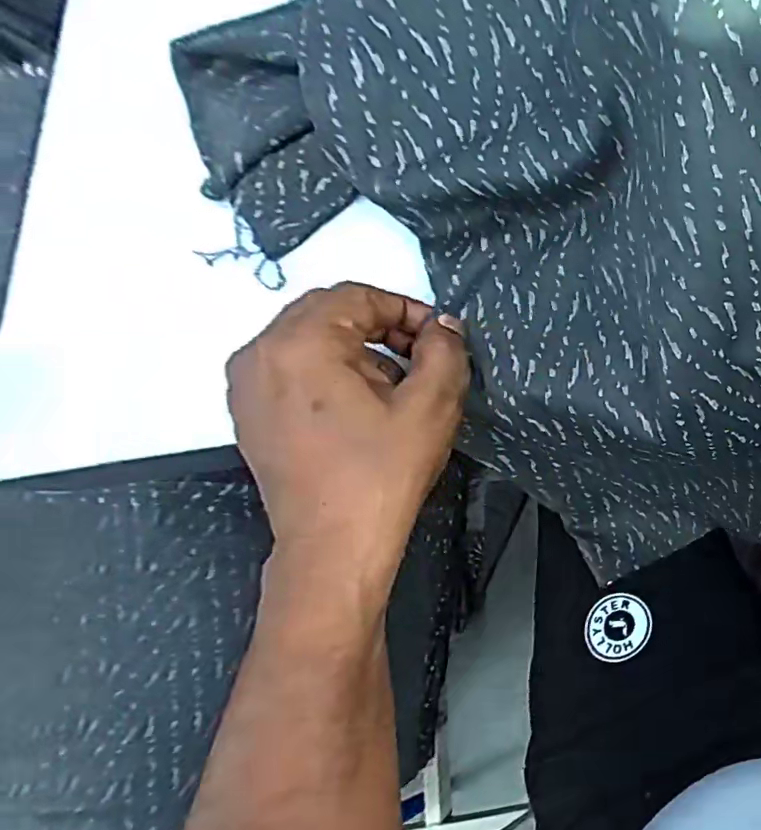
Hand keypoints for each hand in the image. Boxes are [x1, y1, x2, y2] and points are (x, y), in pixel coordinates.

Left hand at [226, 282, 469, 586]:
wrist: (336, 533)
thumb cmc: (385, 468)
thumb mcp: (434, 405)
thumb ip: (445, 353)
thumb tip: (445, 327)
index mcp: (299, 344)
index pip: (355, 295)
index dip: (408, 308)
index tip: (444, 340)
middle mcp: (259, 353)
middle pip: (327, 312)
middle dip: (385, 326)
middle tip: (428, 359)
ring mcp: (247, 383)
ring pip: (310, 340)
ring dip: (362, 349)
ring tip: (402, 388)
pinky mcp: (250, 409)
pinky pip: (295, 368)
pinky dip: (336, 371)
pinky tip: (369, 408)